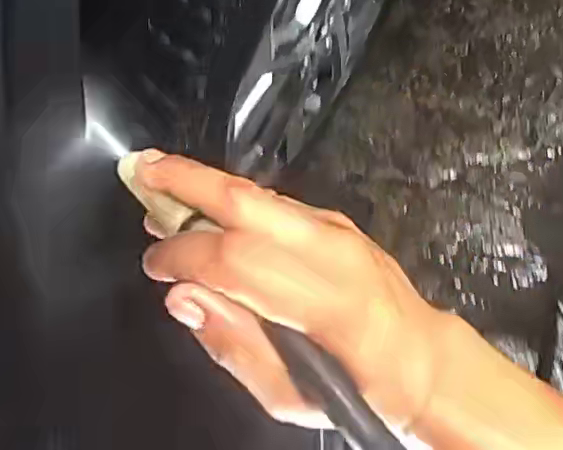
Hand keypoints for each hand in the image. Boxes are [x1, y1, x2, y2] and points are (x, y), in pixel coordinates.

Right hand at [136, 152, 449, 430]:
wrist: (417, 351)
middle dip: (193, 183)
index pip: (240, 260)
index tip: (152, 263)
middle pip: (254, 204)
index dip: (187, 256)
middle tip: (144, 168)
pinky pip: (279, 206)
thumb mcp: (290, 395)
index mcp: (326, 298)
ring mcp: (338, 229)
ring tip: (162, 184)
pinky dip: (237, 202)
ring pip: (266, 197)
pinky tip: (208, 207)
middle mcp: (334, 248)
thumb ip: (235, 344)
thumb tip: (184, 298)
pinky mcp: (337, 223)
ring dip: (210, 186)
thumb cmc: (361, 385)